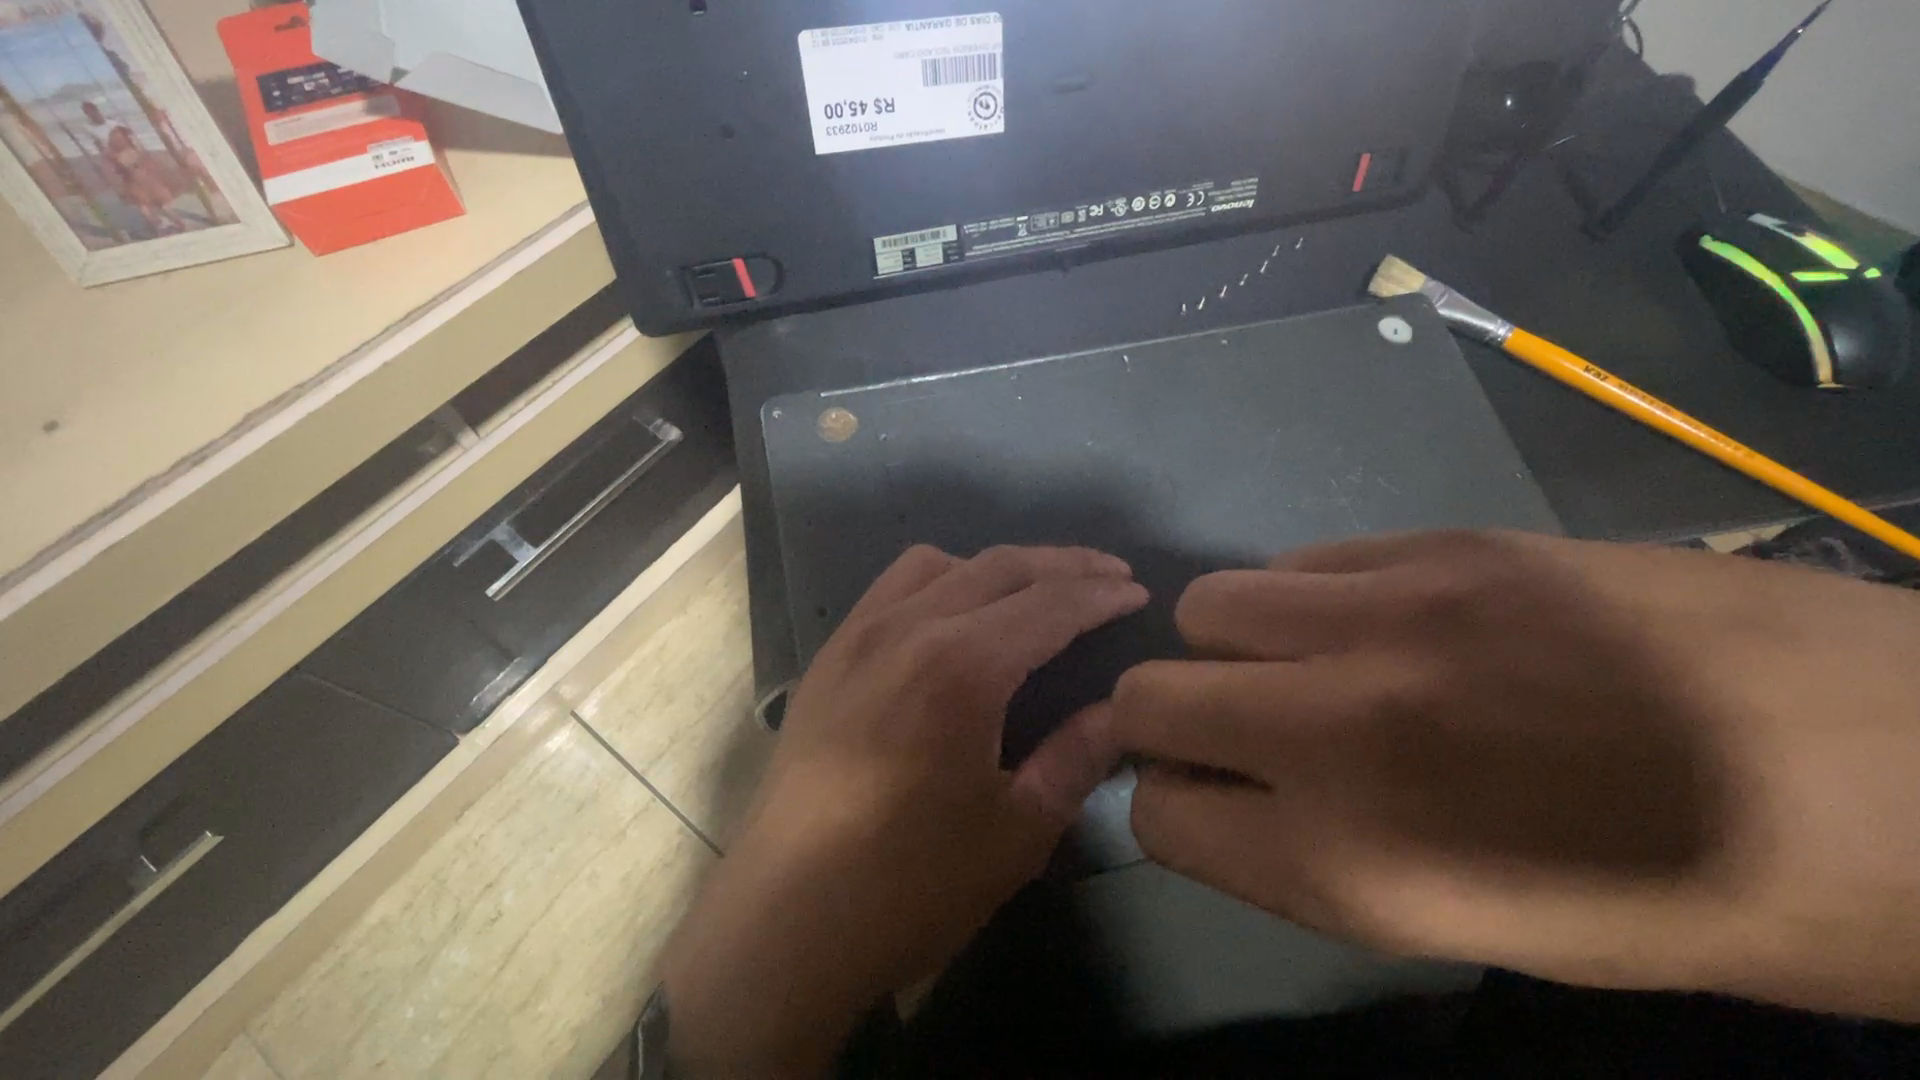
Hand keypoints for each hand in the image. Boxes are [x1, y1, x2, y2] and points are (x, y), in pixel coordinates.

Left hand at [659, 545, 1146, 1076]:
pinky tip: (955, 616)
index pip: (1050, 605)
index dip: (1102, 594)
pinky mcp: (828, 658)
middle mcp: (907, 627)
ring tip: (1036, 592)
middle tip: (1111, 575)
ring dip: (999, 566)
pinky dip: (941, 579)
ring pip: (940, 564)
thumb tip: (1120, 710)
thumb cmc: (911, 885)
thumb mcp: (1017, 831)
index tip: (1139, 594)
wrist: (786, 921)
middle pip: (1000, 567)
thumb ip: (1075, 757)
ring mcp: (858, 636)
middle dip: (1064, 565)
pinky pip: (891, 588)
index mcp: (961, 666)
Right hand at [1114, 530, 1919, 1021]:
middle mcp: (1338, 735)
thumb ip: (1311, 861)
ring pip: (1205, 606)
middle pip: (1148, 697)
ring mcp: (1389, 622)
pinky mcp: (1446, 545)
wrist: (1913, 770)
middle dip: (1161, 721)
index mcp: (1350, 868)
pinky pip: (1301, 562)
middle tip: (1230, 731)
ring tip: (1305, 663)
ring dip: (1228, 647)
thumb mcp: (1476, 930)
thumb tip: (1214, 797)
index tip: (1209, 801)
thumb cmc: (1684, 900)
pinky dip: (1306, 600)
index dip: (1170, 808)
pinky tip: (1379, 620)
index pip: (1156, 814)